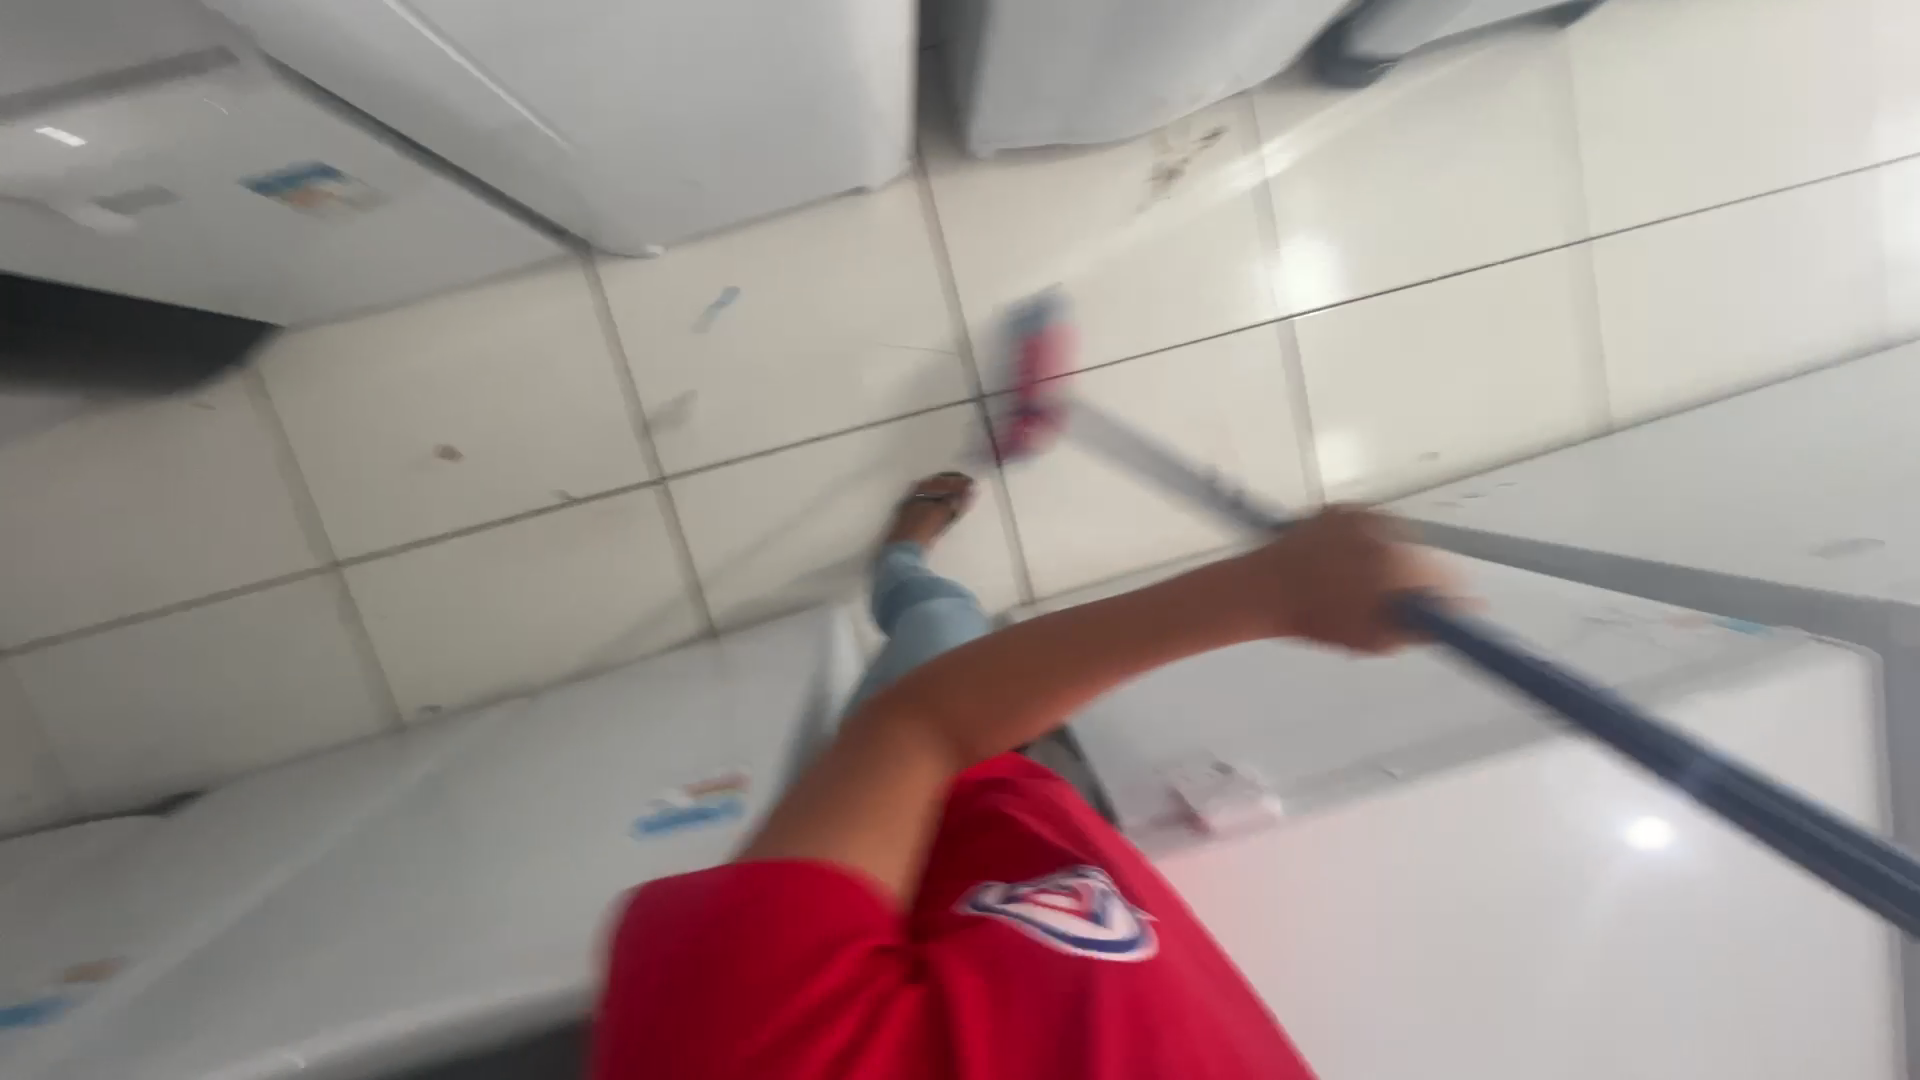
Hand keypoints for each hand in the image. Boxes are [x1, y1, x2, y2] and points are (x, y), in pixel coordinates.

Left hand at [1227, 505, 1464, 652]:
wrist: (1261, 590)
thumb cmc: (1315, 619)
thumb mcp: (1372, 638)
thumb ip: (1420, 627)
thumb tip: (1457, 617)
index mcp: (1398, 563)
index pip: (1445, 576)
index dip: (1447, 593)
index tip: (1446, 606)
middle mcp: (1386, 531)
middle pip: (1421, 554)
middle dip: (1415, 575)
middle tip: (1393, 598)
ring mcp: (1362, 514)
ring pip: (1397, 537)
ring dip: (1391, 556)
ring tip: (1362, 581)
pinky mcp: (1340, 508)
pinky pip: (1370, 525)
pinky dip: (1366, 541)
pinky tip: (1347, 561)